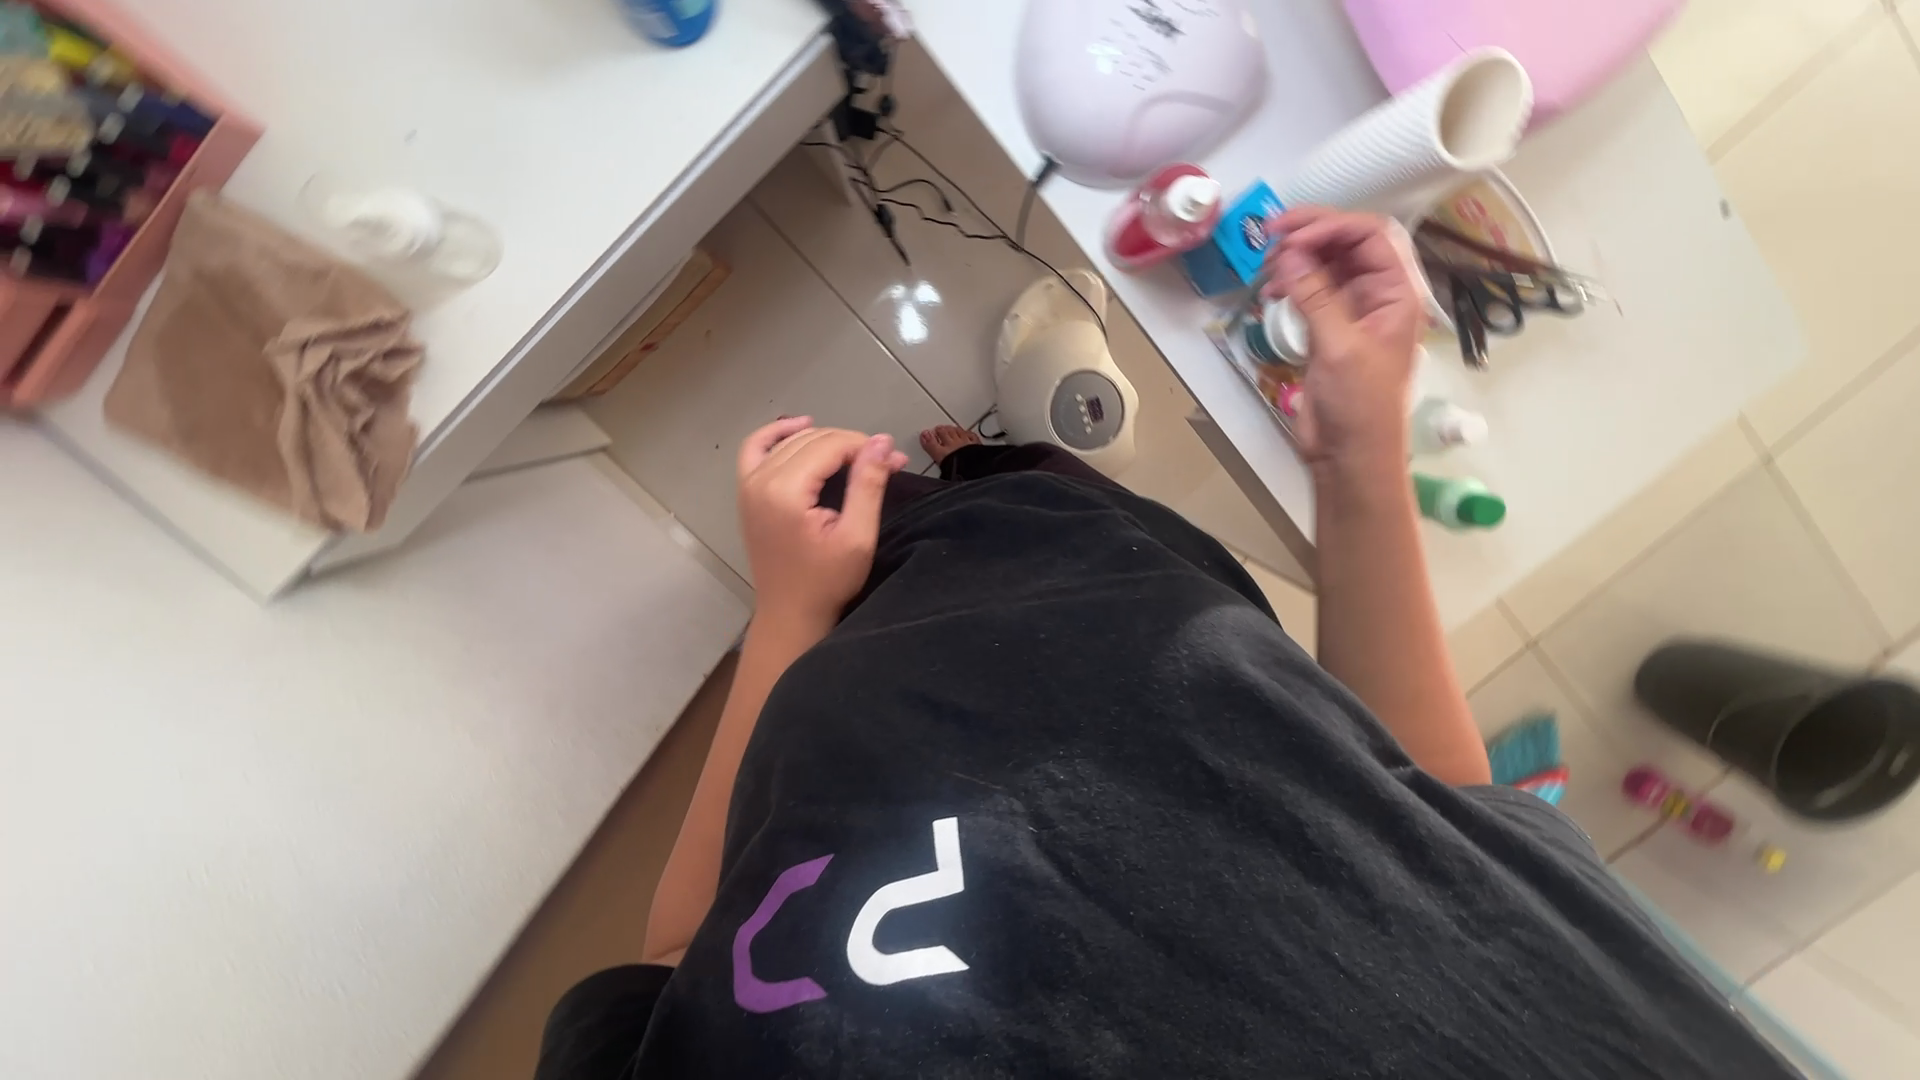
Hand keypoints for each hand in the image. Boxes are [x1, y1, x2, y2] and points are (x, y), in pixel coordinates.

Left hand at [736, 416, 908, 632]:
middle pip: (811, 439)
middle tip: (886, 463)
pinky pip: (756, 448)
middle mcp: (760, 480)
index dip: (865, 447)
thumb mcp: (857, 537)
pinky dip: (778, 434)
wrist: (790, 613)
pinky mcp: (746, 492)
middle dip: (851, 445)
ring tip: (858, 456)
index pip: (830, 445)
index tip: (893, 463)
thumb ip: (867, 485)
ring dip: (825, 440)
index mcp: (785, 491)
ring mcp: (748, 485)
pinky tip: (801, 427)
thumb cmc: (827, 582)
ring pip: (789, 440)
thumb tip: (883, 442)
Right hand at [1263, 206, 1424, 475]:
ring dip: (1298, 260)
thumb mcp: (1339, 346)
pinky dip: (1292, 285)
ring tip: (1270, 268)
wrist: (1350, 452)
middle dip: (1312, 235)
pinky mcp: (1330, 332)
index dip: (1330, 226)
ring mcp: (1353, 313)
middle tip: (1272, 237)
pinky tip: (1273, 292)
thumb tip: (1289, 254)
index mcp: (1398, 294)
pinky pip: (1313, 294)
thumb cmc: (1359, 404)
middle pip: (1349, 245)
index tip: (1289, 236)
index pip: (1371, 236)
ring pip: (1328, 267)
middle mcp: (1378, 296)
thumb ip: (1316, 296)